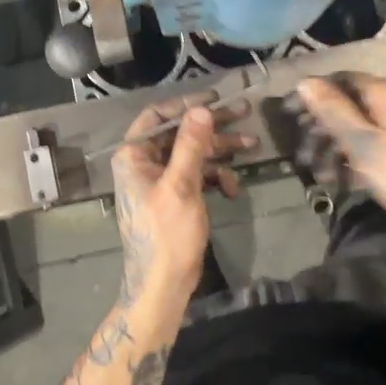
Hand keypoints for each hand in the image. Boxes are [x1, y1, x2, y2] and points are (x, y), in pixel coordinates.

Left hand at [110, 93, 255, 302]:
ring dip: (221, 151)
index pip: (158, 116)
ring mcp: (160, 181)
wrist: (163, 284)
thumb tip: (201, 110)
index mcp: (133, 155)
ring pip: (193, 154)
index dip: (187, 105)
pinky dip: (216, 177)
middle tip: (245, 114)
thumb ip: (191, 146)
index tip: (217, 100)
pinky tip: (233, 188)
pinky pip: (197, 176)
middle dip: (212, 126)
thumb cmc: (166, 234)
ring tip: (252, 146)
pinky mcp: (175, 197)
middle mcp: (143, 163)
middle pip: (180, 133)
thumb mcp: (181, 186)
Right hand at [295, 74, 385, 264]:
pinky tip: (343, 179)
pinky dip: (357, 156)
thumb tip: (306, 82)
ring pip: (363, 126)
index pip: (342, 79)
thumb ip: (334, 111)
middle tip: (301, 154)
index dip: (312, 94)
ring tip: (319, 175)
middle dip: (322, 128)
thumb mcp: (364, 145)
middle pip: (351, 104)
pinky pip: (378, 142)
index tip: (289, 115)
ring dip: (336, 147)